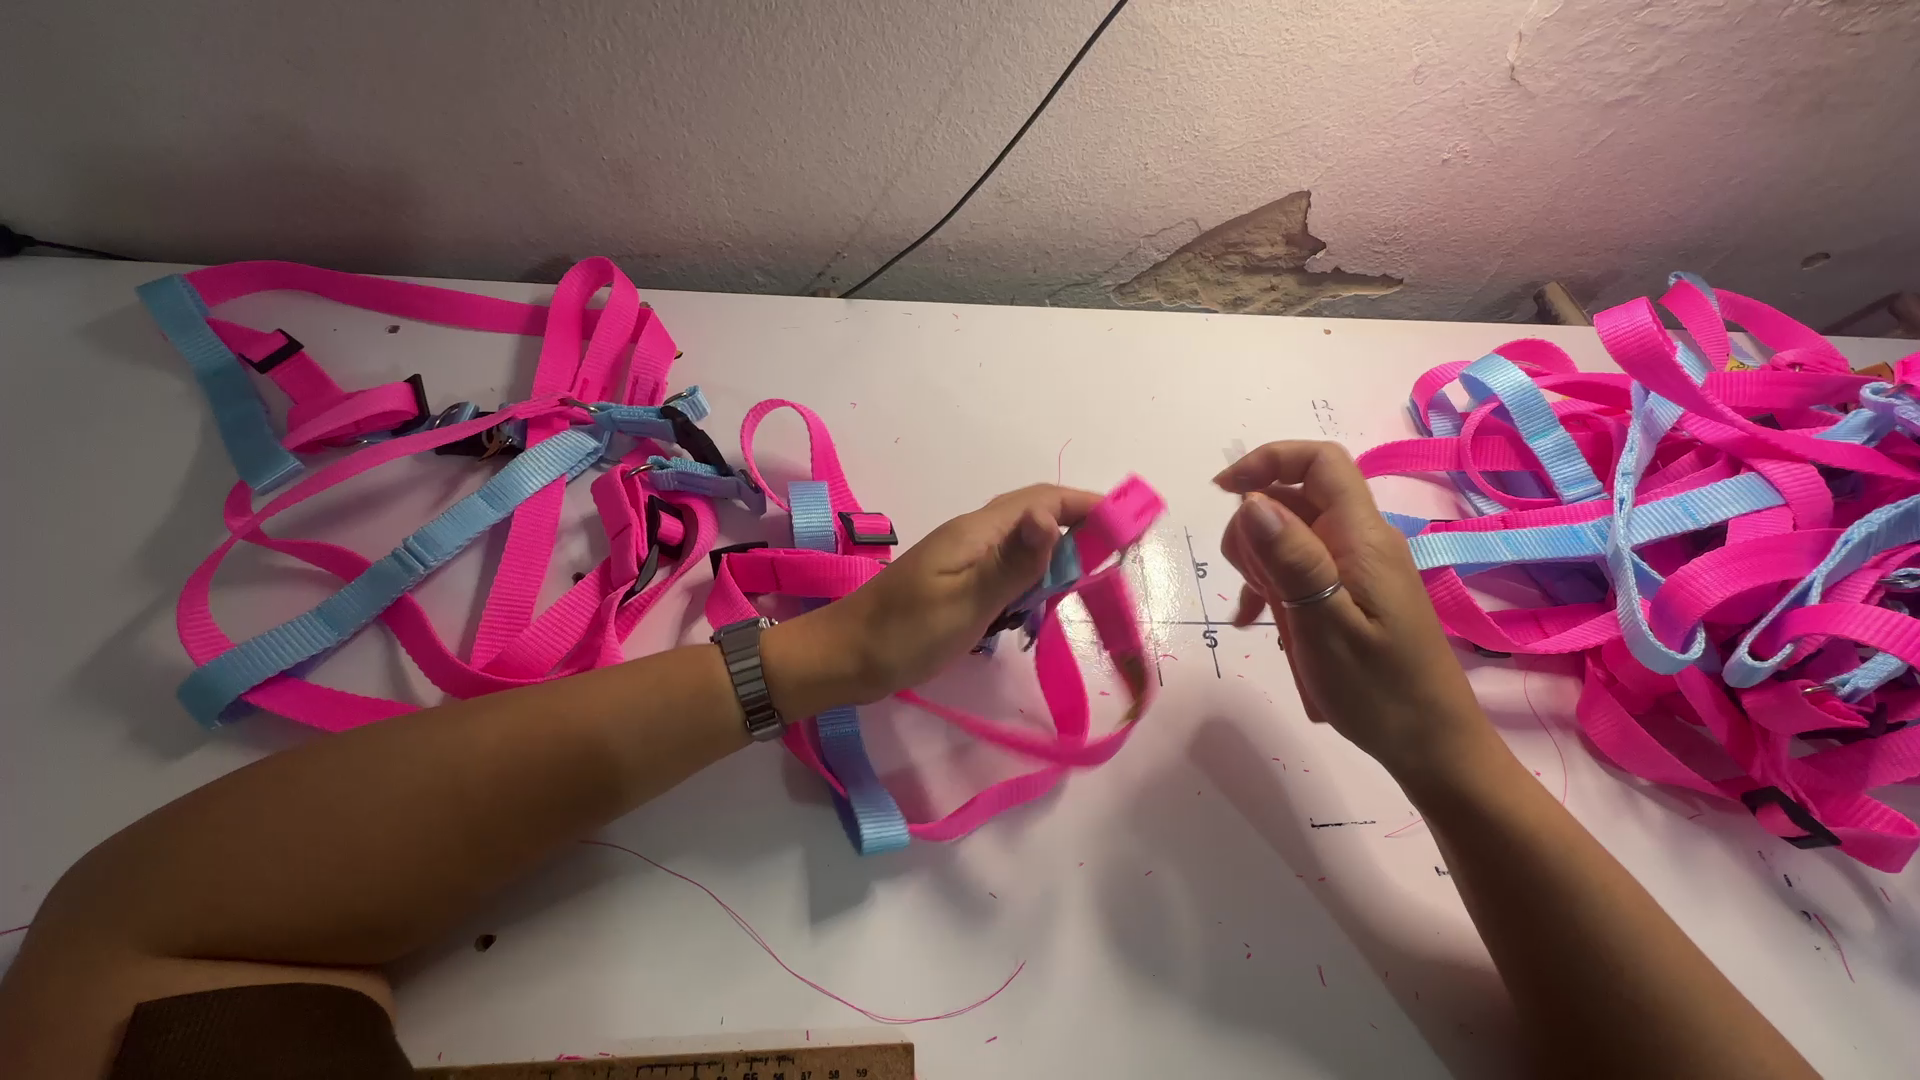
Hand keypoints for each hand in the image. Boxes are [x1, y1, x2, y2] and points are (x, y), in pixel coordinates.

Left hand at [775, 484, 1102, 709]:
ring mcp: (962, 558)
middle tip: (1116, 561)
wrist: (844, 658)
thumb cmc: (903, 634)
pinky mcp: (955, 582)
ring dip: (1057, 556)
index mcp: (977, 532)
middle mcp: (973, 536)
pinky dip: (1032, 579)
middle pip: (1036, 517)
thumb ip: (1012, 562)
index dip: (1089, 506)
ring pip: (1022, 544)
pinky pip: (1006, 569)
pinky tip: (1038, 605)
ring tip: (1087, 584)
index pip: (1043, 501)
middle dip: (1080, 529)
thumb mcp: (965, 602)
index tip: (1129, 525)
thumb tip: (1052, 516)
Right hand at [1214, 441, 1496, 782]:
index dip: (1268, 460)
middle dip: (1255, 531)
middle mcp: (1360, 540)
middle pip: (1293, 498)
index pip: (1319, 461)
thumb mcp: (1325, 626)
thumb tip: (1252, 502)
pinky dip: (1270, 588)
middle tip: (1255, 588)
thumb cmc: (1379, 691)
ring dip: (1260, 566)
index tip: (1222, 492)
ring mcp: (1355, 567)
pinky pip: (1296, 568)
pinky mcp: (1349, 592)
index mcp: (1361, 538)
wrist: (1430, 745)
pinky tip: (1256, 622)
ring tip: (1264, 616)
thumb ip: (1291, 560)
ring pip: (1288, 535)